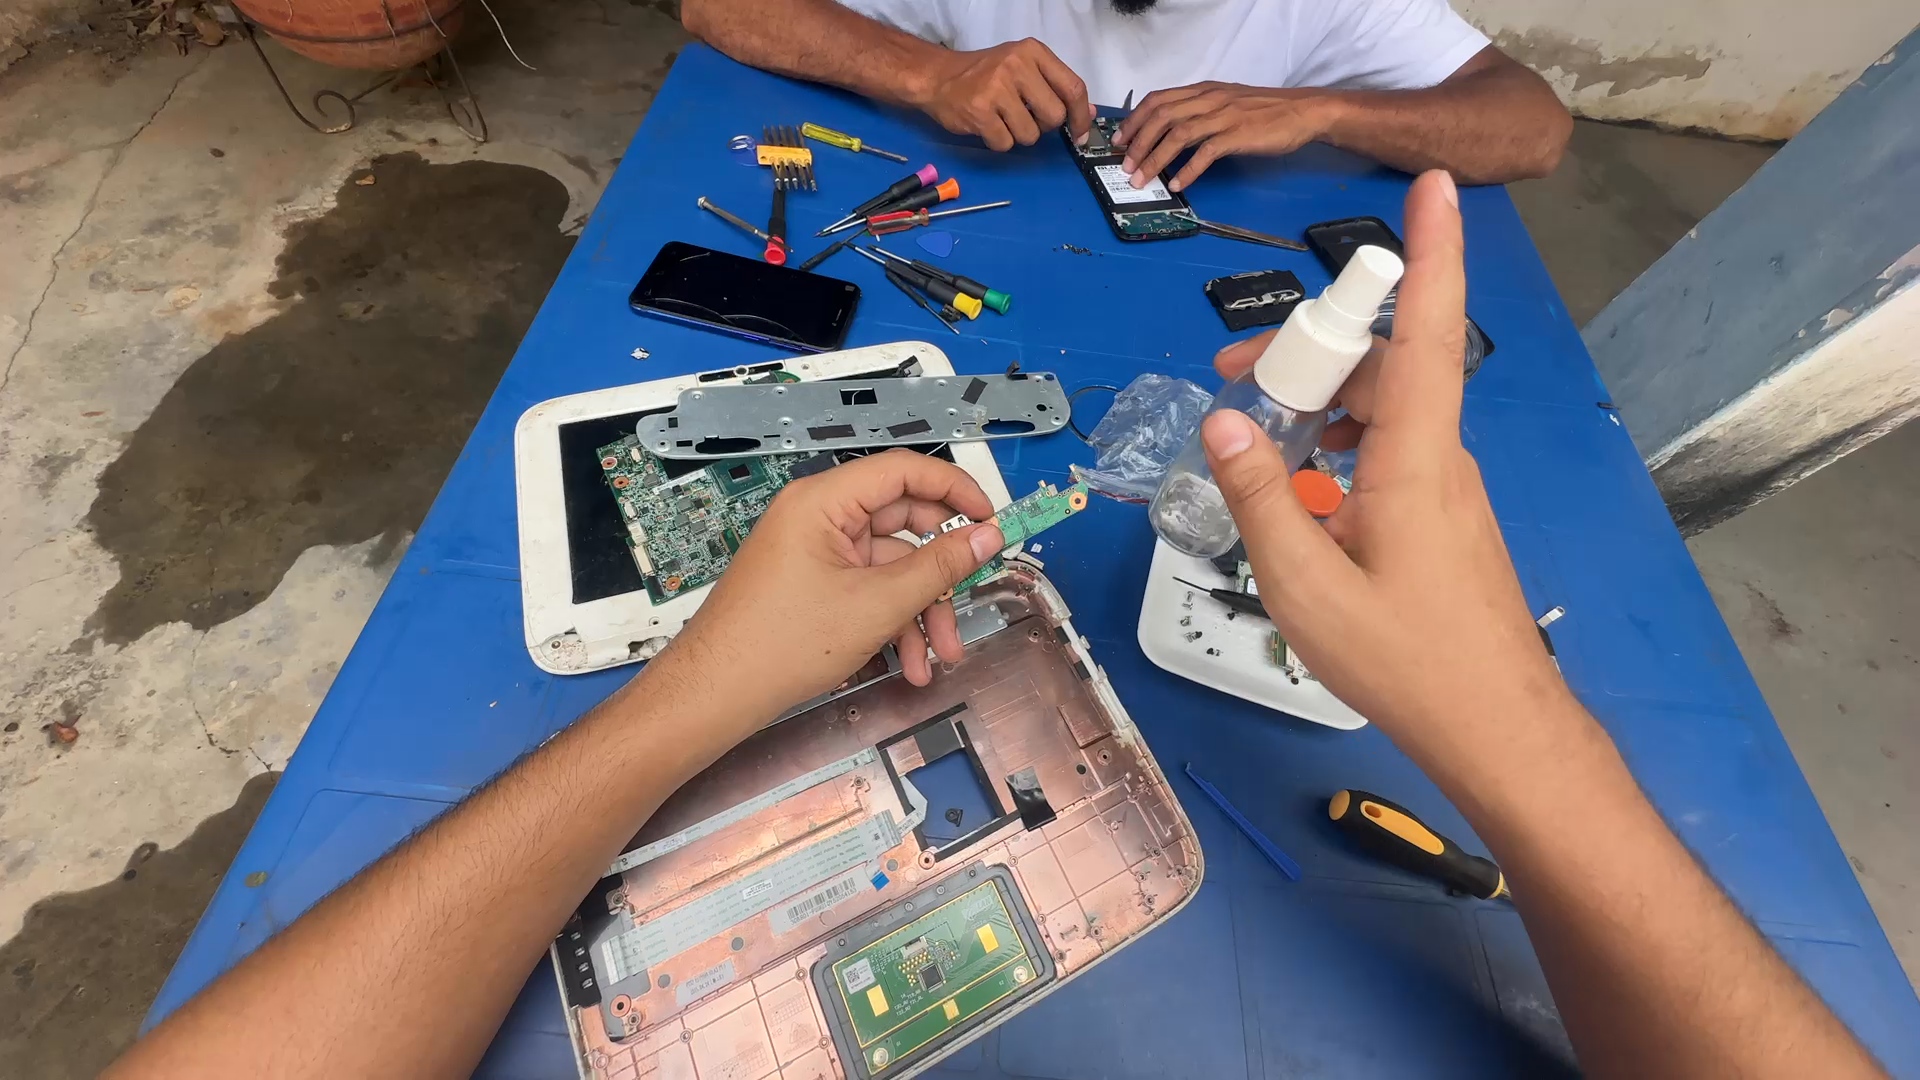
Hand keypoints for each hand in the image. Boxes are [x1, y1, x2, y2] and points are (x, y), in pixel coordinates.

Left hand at [659, 450, 1003, 721]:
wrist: (717, 696)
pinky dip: (894, 621)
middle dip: (941, 571)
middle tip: (972, 594)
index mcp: (825, 501)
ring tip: (939, 655)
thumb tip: (987, 536)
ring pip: (892, 566)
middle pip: (904, 524)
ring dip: (921, 609)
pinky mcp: (818, 582)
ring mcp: (819, 551)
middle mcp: (821, 517)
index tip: (991, 520)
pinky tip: (910, 663)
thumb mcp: (878, 604)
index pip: (905, 471)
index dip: (955, 490)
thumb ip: (940, 566)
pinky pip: (870, 589)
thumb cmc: (781, 644)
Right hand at [915, 38, 1091, 151]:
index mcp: (1033, 52)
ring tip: (1002, 119)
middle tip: (1026, 117)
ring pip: (1030, 135)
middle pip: (1054, 117)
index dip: (1081, 116)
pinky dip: (998, 142)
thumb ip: (1054, 86)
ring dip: (1018, 135)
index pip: (1073, 87)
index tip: (1082, 133)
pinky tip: (988, 126)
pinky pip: (1005, 144)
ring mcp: (998, 89)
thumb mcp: (1022, 68)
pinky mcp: (981, 112)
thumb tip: (1087, 112)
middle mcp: (1017, 66)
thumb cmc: (985, 76)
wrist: (940, 78)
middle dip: (1043, 126)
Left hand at [1113, 82, 1337, 191]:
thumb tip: (1165, 136)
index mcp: (1202, 91)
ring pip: (1179, 134)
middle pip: (1162, 116)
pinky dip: (1188, 170)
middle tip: (1126, 166)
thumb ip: (1195, 115)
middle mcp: (1209, 99)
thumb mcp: (1222, 105)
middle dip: (1138, 143)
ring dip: (1155, 159)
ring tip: (1142, 180)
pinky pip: (1207, 153)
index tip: (1119, 141)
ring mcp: (1223, 116)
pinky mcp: (1238, 134)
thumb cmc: (1261, 112)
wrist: (1302, 112)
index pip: (1158, 100)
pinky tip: (1177, 184)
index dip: (1134, 121)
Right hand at [1200, 171, 1568, 748]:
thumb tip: (1222, 421)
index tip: (1433, 186)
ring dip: (1319, 401)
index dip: (1428, 257)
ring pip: (1384, 410)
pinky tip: (1299, 481)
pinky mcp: (1435, 512)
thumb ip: (1258, 496)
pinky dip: (1337, 440)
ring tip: (1255, 431)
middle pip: (1386, 369)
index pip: (1427, 337)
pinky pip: (1387, 448)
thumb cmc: (1397, 654)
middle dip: (1311, 352)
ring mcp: (1441, 485)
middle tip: (1231, 374)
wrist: (1490, 726)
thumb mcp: (1300, 579)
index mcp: (1414, 461)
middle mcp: (1437, 457)